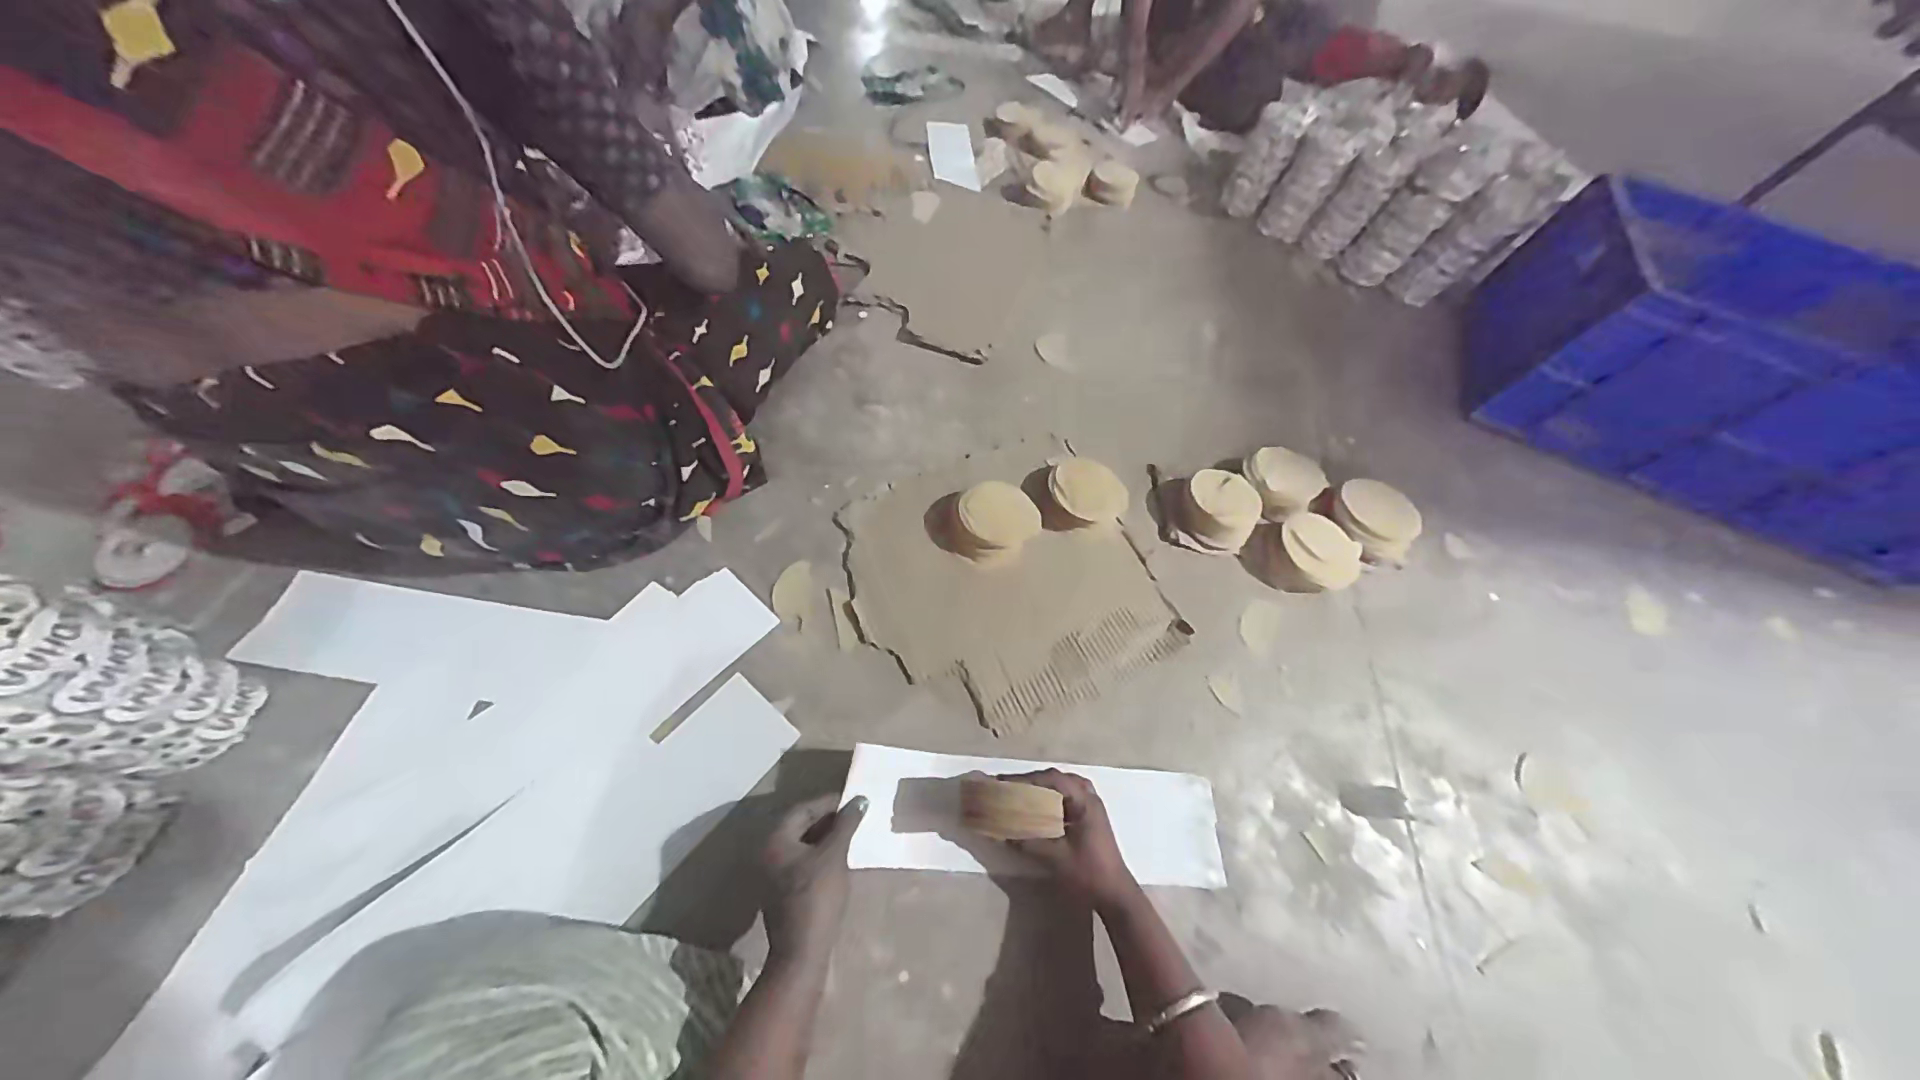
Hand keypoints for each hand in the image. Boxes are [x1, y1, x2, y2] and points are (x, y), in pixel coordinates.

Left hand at [762, 794, 866, 963]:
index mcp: (775, 841)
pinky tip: (839, 857)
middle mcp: (768, 853)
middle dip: (827, 818)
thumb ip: (846, 824)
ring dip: (825, 836)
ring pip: (802, 844)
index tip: (852, 801)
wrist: (802, 952)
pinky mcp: (782, 890)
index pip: (802, 809)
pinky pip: (802, 861)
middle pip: (799, 825)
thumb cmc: (817, 897)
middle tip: (853, 815)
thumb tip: (859, 800)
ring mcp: (773, 874)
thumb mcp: (834, 856)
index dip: (828, 802)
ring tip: (850, 833)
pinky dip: (819, 853)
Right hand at [996, 770, 1137, 906]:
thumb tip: (1004, 833)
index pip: (1053, 779)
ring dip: (1045, 785)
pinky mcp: (1091, 818)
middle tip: (1012, 786)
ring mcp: (1093, 808)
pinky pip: (1070, 796)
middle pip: (1059, 778)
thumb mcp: (1055, 858)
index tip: (1006, 782)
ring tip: (1025, 791)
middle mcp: (1090, 799)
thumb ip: (1029, 842)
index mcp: (1085, 803)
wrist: (1115, 894)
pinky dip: (1054, 795)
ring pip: (1066, 786)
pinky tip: (1043, 805)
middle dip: (1034, 780)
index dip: (1027, 778)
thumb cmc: (1088, 873)